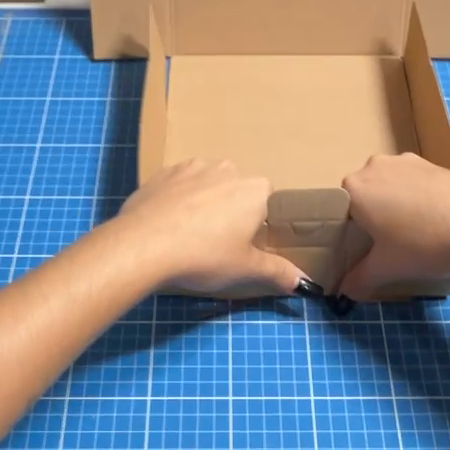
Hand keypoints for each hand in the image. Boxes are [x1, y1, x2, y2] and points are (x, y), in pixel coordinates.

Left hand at [114, 159, 303, 293]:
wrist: (145, 245)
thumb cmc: (205, 256)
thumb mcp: (246, 269)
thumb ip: (278, 272)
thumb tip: (305, 283)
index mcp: (254, 188)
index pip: (266, 200)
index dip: (256, 223)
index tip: (242, 243)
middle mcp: (226, 168)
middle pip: (236, 190)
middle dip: (230, 211)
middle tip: (216, 242)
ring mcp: (192, 166)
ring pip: (206, 184)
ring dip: (203, 202)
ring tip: (189, 234)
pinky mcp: (163, 172)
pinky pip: (178, 185)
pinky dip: (176, 200)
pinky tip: (167, 224)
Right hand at [339, 153, 449, 298]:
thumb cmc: (425, 242)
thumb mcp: (387, 268)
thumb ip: (359, 280)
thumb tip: (344, 292)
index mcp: (355, 187)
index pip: (338, 209)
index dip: (347, 232)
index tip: (362, 250)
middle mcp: (375, 166)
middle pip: (363, 196)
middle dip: (371, 219)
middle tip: (385, 246)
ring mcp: (405, 161)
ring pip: (388, 188)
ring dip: (394, 208)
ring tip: (412, 235)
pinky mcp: (432, 164)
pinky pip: (412, 183)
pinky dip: (416, 201)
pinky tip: (433, 223)